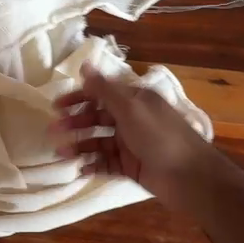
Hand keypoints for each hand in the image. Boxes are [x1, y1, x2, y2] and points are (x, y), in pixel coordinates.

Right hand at [51, 62, 223, 207]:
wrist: (190, 178)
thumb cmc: (160, 137)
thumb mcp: (130, 108)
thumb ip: (105, 89)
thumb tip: (84, 64)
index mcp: (135, 100)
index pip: (101, 94)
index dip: (78, 97)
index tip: (56, 106)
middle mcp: (132, 119)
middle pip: (97, 118)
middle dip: (74, 123)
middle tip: (52, 131)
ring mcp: (131, 144)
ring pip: (98, 141)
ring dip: (79, 145)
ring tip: (60, 154)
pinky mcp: (131, 166)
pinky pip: (106, 163)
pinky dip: (92, 164)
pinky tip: (78, 169)